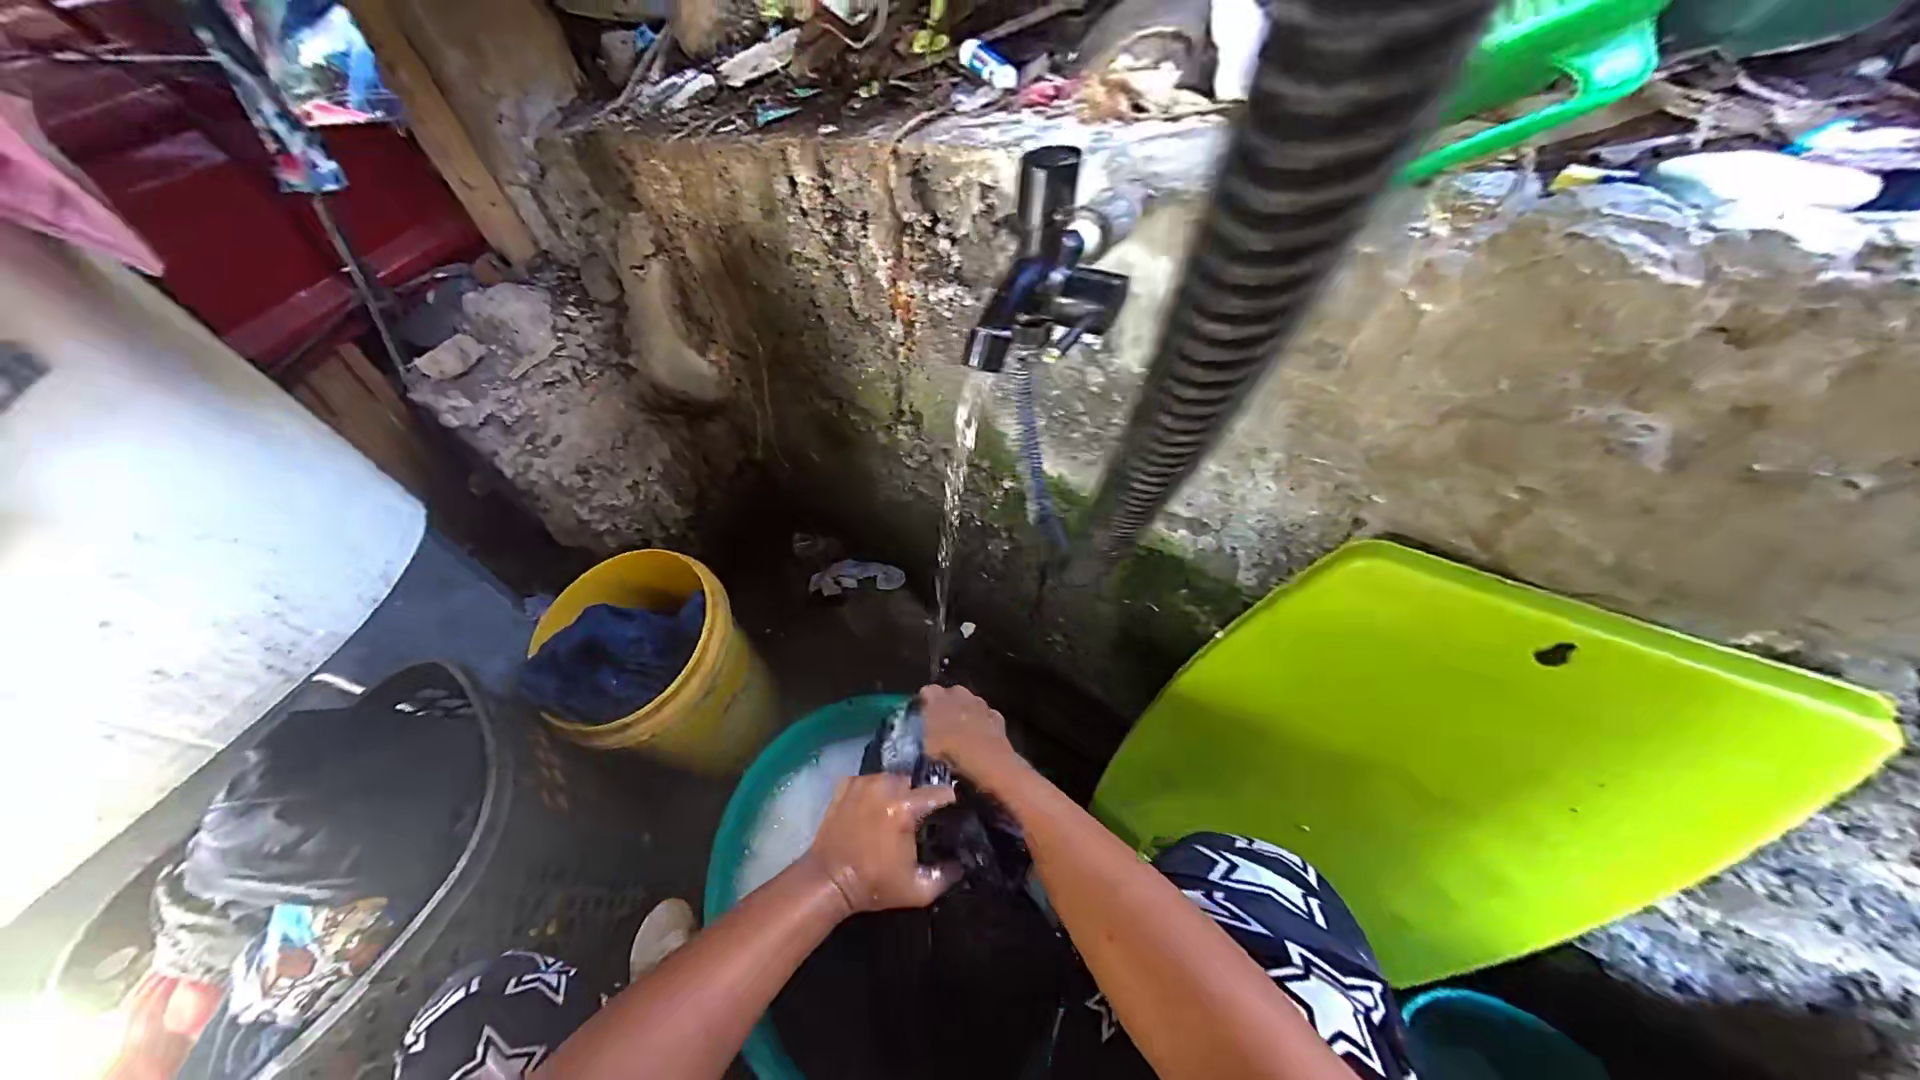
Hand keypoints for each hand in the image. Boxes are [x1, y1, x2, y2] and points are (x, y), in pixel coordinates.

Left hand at [807, 773, 958, 914]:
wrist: (827, 881)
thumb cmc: (874, 885)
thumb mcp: (917, 890)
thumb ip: (946, 875)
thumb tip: (962, 864)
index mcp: (905, 808)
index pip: (939, 792)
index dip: (948, 800)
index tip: (950, 809)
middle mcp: (886, 787)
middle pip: (913, 782)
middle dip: (916, 796)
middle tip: (915, 816)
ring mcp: (863, 783)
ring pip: (890, 778)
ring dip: (894, 791)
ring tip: (892, 811)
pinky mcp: (846, 785)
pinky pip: (869, 780)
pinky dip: (872, 790)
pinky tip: (871, 807)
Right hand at [919, 684, 1018, 776]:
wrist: (984, 756)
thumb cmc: (948, 748)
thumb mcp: (924, 744)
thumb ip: (921, 733)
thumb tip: (921, 733)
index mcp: (935, 696)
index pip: (925, 694)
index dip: (923, 706)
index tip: (922, 719)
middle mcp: (957, 692)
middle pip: (948, 696)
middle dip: (945, 708)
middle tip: (941, 727)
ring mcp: (979, 701)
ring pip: (968, 705)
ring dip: (965, 715)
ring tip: (961, 735)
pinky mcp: (995, 714)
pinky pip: (984, 717)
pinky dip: (982, 724)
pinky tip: (979, 740)